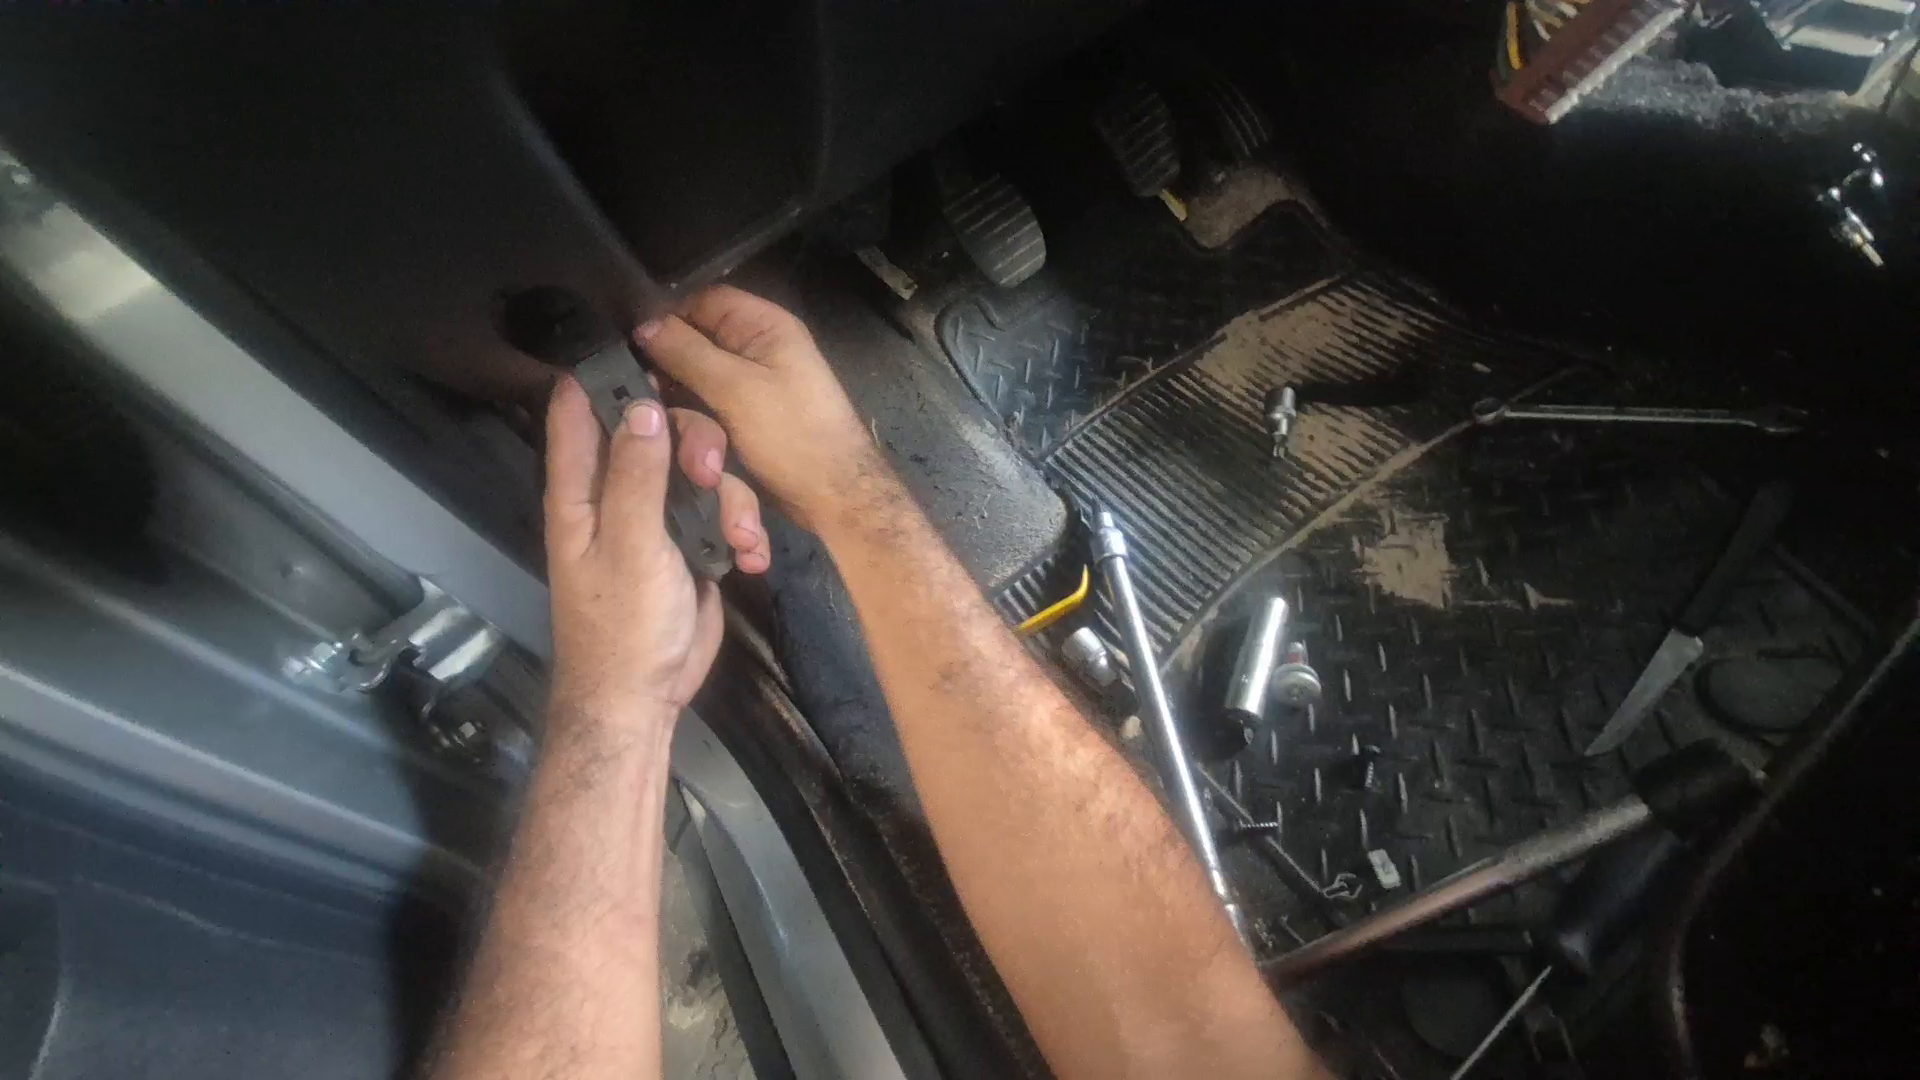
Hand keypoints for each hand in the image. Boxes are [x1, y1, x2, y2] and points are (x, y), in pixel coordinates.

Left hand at [542, 376, 769, 725]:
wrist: (649, 691)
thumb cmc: (624, 622)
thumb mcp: (629, 545)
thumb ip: (637, 476)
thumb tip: (644, 407)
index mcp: (583, 492)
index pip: (580, 414)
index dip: (605, 376)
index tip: (652, 353)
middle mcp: (620, 495)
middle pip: (657, 436)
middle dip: (695, 445)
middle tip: (713, 471)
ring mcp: (660, 520)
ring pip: (699, 474)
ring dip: (728, 498)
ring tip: (739, 538)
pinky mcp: (692, 544)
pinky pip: (720, 513)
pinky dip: (740, 528)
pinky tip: (750, 555)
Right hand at [636, 285, 877, 533]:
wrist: (836, 499)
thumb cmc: (794, 436)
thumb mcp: (736, 389)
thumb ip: (686, 353)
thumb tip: (643, 325)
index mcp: (765, 328)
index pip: (702, 302)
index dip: (667, 321)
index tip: (635, 351)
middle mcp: (758, 354)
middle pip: (693, 352)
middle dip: (674, 384)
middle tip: (655, 409)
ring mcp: (753, 393)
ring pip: (697, 394)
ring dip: (691, 426)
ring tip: (701, 458)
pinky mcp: (747, 428)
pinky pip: (710, 422)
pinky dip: (703, 442)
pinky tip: (704, 465)